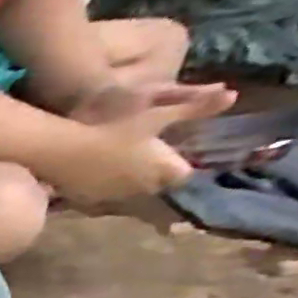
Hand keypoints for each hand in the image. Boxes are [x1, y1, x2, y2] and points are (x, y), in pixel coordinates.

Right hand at [46, 83, 235, 202]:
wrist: (63, 152)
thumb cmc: (113, 131)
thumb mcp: (156, 113)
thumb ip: (194, 108)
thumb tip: (233, 94)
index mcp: (165, 170)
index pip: (184, 175)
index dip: (182, 166)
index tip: (177, 159)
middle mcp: (144, 190)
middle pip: (159, 189)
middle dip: (158, 179)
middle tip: (148, 165)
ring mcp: (116, 199)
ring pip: (132, 197)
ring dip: (132, 188)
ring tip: (121, 174)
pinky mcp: (91, 203)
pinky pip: (106, 202)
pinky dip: (106, 195)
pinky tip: (98, 182)